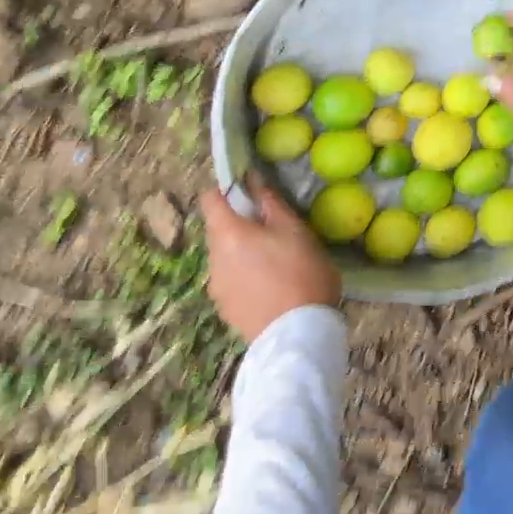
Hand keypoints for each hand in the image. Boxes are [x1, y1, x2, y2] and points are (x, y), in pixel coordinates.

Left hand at [199, 172, 340, 342]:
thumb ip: (272, 204)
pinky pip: (231, 279)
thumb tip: (254, 181)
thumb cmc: (302, 272)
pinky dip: (246, 274)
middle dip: (241, 223)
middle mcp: (213, 258)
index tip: (251, 190)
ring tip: (277, 260)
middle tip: (276, 229)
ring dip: (243, 250)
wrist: (296, 332)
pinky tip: (271, 284)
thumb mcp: (297, 231)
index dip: (227, 189)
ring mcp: (215, 286)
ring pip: (225, 255)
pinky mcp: (224, 307)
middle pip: (219, 229)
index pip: (210, 199)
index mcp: (229, 234)